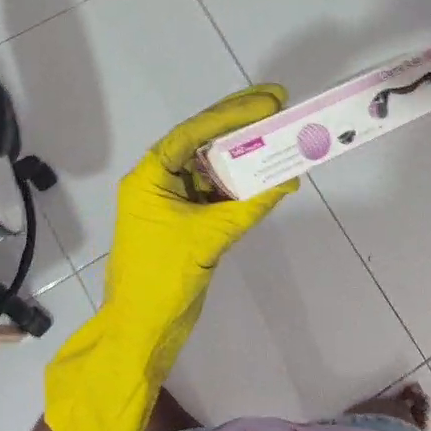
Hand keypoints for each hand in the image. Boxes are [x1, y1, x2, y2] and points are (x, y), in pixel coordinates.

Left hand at [44, 86, 297, 430]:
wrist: (142, 329)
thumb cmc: (162, 278)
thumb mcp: (208, 238)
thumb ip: (249, 206)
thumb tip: (288, 178)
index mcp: (150, 176)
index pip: (192, 133)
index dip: (231, 114)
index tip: (267, 102)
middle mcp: (160, 181)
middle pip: (202, 142)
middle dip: (240, 123)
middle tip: (277, 101)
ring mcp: (174, 201)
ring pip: (213, 166)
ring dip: (245, 154)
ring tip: (281, 133)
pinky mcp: (188, 222)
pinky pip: (218, 193)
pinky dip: (243, 186)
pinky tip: (271, 176)